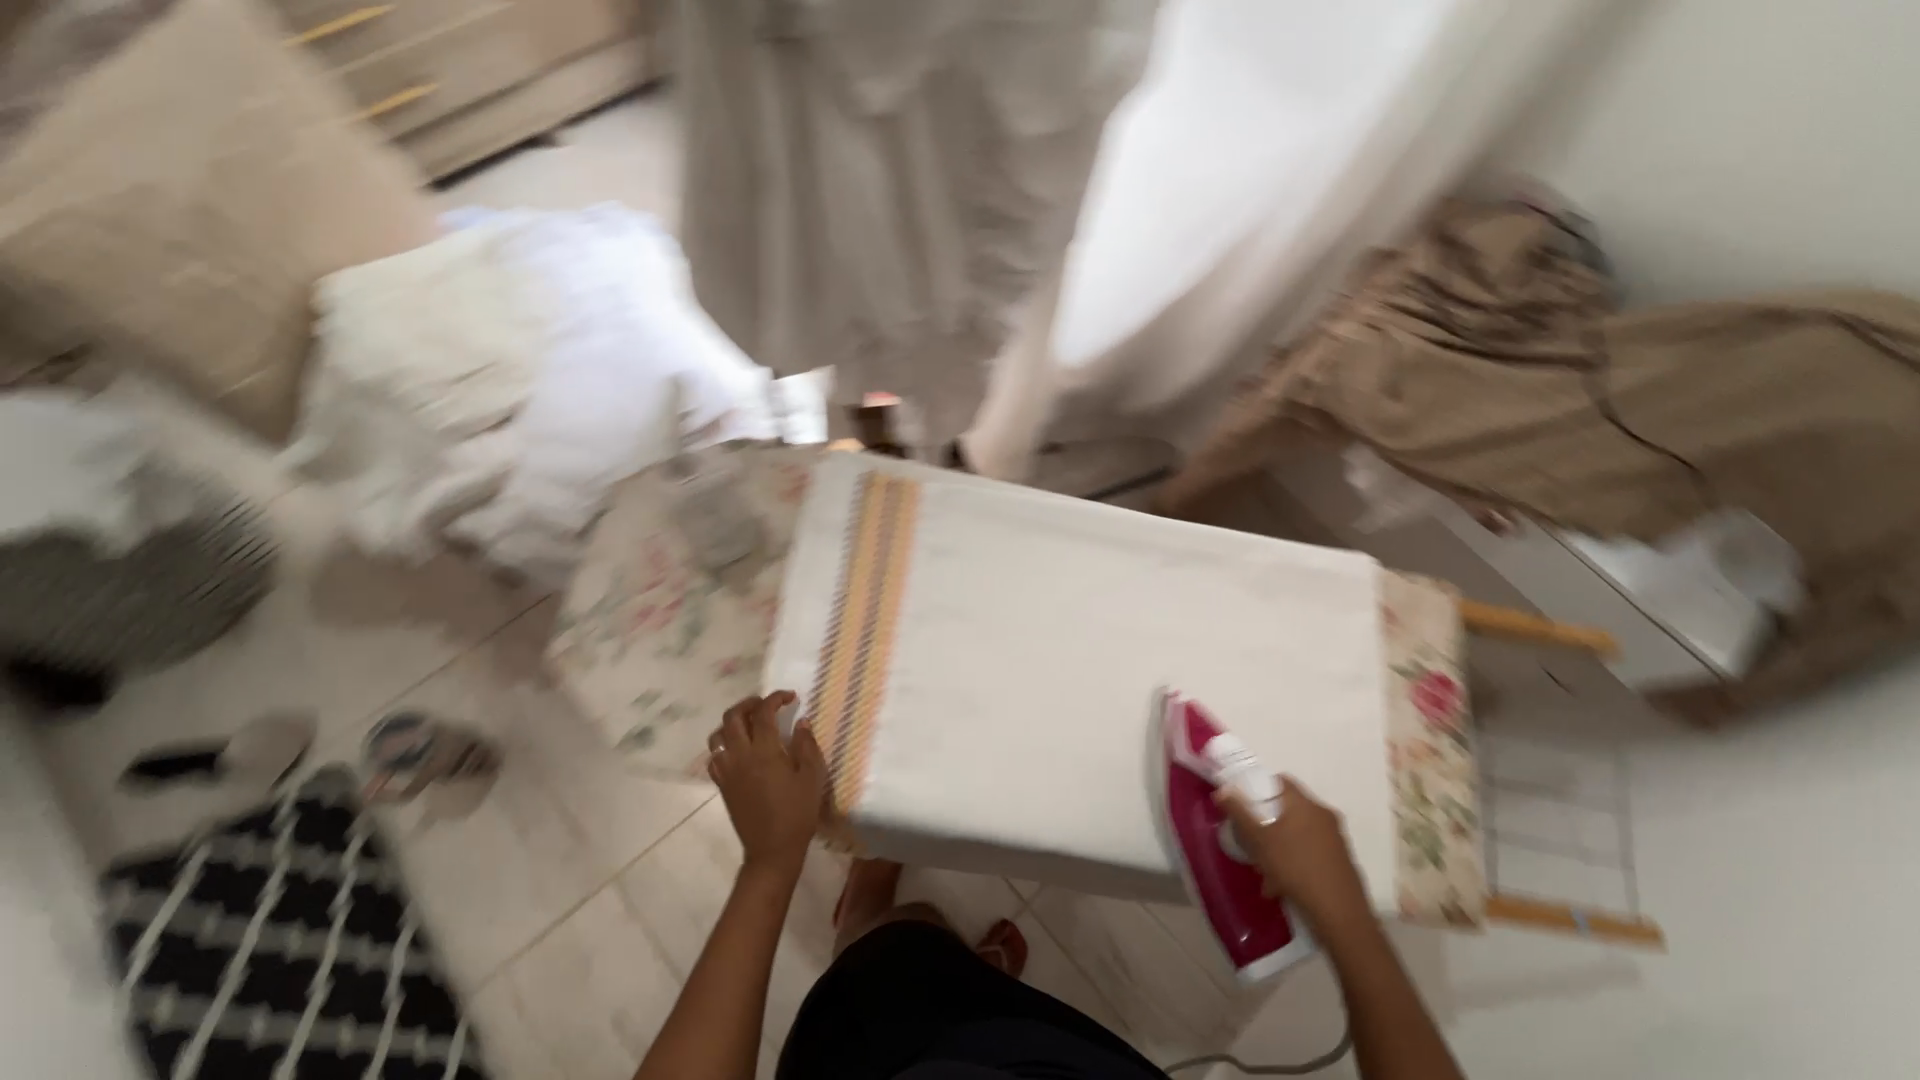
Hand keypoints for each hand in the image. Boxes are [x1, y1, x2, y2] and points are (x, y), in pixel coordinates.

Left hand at [707, 692, 825, 879]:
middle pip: (733, 717)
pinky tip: (738, 750)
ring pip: (718, 735)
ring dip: (732, 723)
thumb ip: (807, 745)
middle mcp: (740, 756)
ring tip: (749, 724)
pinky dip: (724, 746)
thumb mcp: (812, 777)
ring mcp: (727, 770)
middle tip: (765, 705)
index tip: (790, 697)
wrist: (772, 849)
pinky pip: (714, 756)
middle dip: (749, 704)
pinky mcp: (721, 784)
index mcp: (765, 751)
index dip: (775, 698)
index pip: (764, 712)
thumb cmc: (797, 812)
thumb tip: (801, 721)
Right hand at [1216, 775, 1371, 932]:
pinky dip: (1295, 861)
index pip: (1280, 781)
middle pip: (1288, 809)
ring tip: (1264, 871)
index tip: (1243, 805)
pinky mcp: (1342, 861)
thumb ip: (1240, 813)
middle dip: (1266, 824)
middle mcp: (1325, 816)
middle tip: (1251, 841)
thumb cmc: (1295, 869)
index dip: (1258, 788)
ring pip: (1298, 833)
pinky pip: (1311, 851)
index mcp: (1306, 804)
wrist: (1340, 914)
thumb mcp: (1259, 841)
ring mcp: (1336, 839)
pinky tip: (1282, 885)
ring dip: (1279, 846)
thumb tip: (1222, 791)